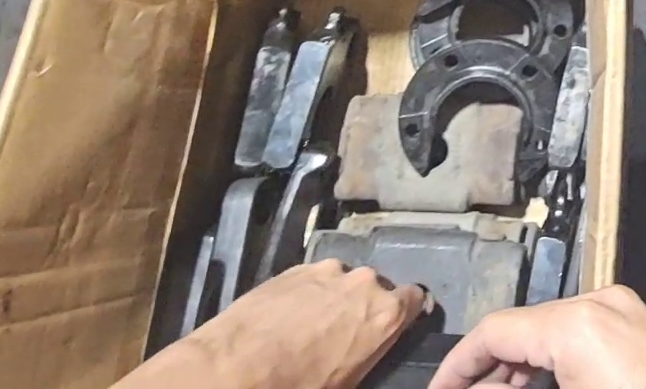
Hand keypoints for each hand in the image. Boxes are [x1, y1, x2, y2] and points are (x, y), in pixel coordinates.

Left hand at [116, 260, 427, 388]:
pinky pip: (312, 280)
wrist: (229, 373)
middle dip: (362, 307)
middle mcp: (364, 283)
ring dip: (333, 299)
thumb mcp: (347, 384)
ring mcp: (329, 271)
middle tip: (340, 334)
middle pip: (375, 289)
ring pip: (341, 282)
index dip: (405, 311)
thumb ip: (369, 354)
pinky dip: (305, 295)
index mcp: (385, 314)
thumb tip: (365, 348)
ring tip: (307, 326)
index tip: (392, 324)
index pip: (416, 298)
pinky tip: (284, 319)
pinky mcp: (296, 267)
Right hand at [429, 285, 645, 388]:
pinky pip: (585, 338)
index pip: (496, 329)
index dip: (457, 366)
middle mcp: (602, 302)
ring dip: (523, 371)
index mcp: (578, 321)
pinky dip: (557, 366)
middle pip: (525, 328)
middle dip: (491, 372)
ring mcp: (629, 311)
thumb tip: (489, 386)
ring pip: (555, 333)